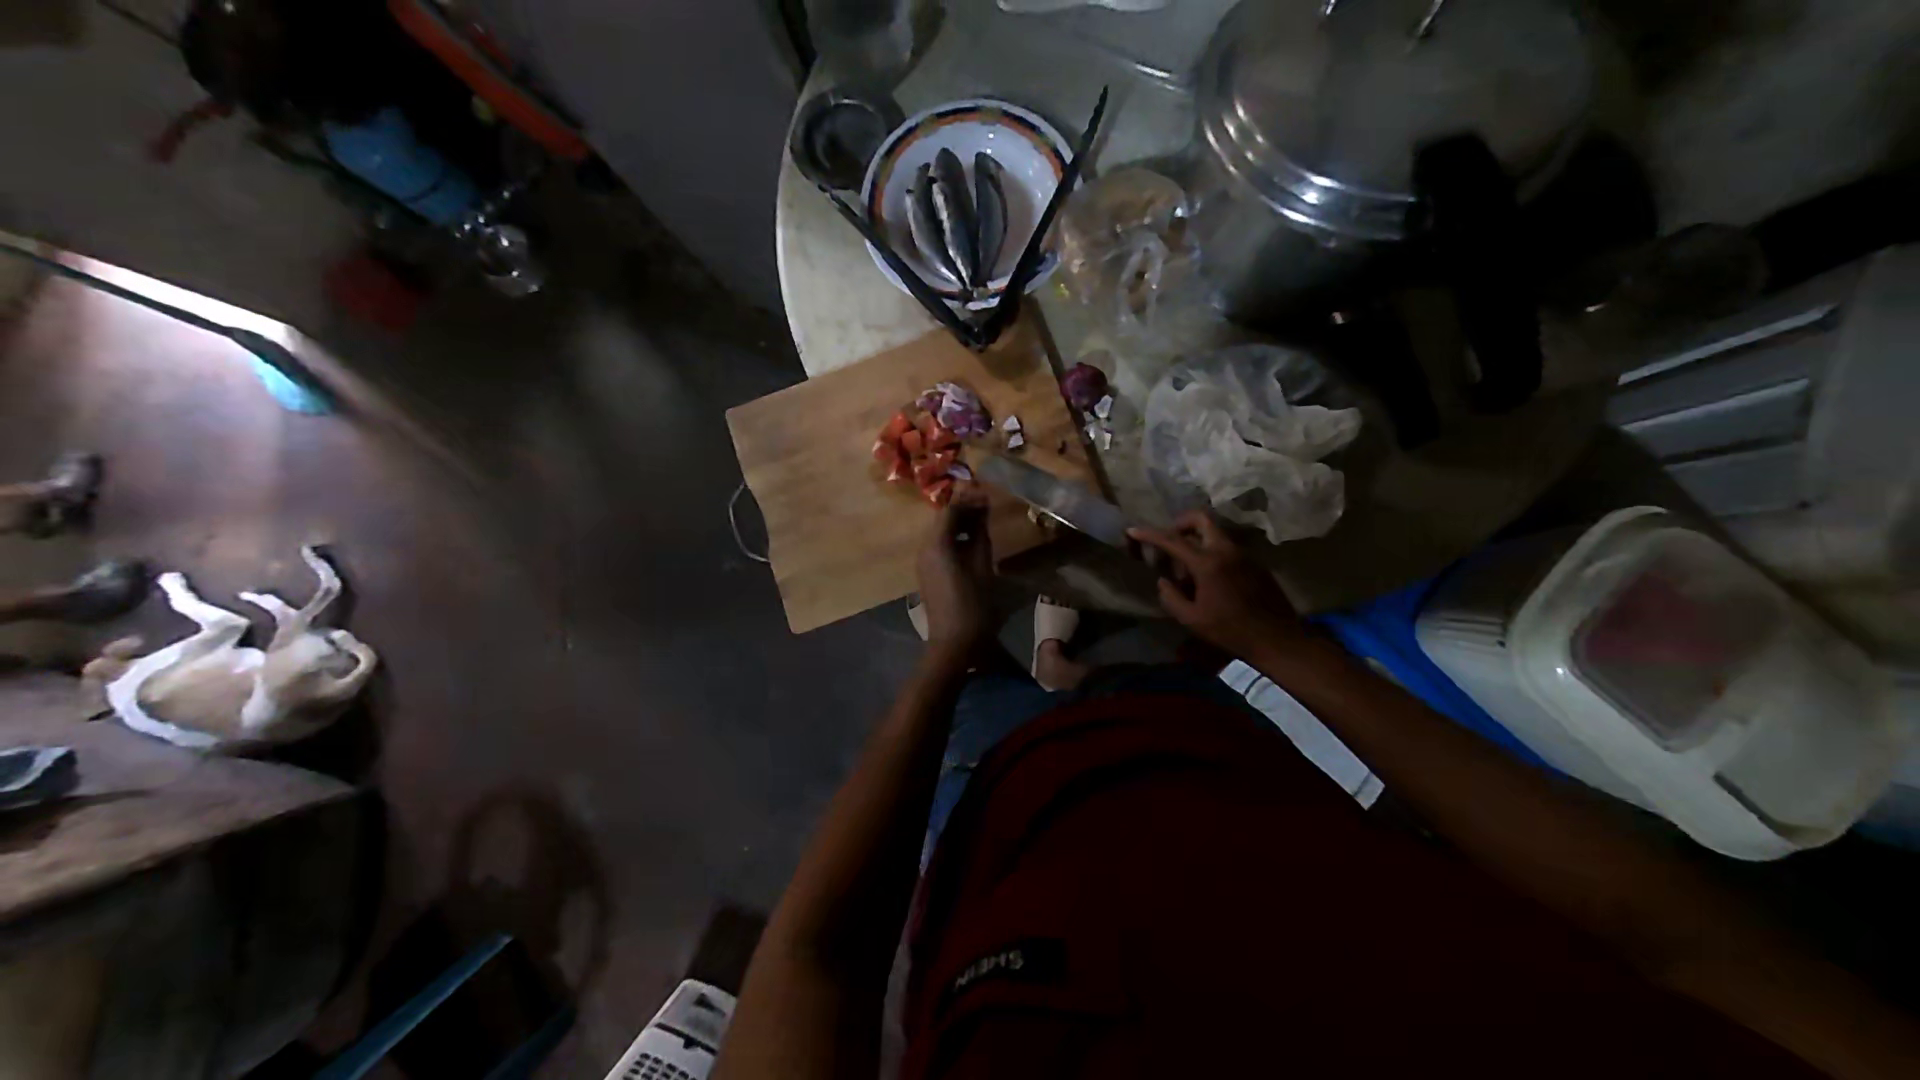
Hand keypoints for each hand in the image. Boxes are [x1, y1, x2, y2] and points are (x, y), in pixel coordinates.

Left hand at [916, 487, 995, 653]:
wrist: (955, 642)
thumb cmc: (974, 604)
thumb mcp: (982, 566)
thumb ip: (980, 534)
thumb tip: (982, 509)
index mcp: (937, 545)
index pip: (949, 510)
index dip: (969, 500)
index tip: (988, 495)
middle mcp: (924, 549)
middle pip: (942, 519)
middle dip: (963, 509)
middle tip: (987, 505)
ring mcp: (924, 562)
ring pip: (940, 533)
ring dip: (960, 523)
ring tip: (983, 521)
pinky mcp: (928, 574)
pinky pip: (940, 547)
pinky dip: (955, 538)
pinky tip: (973, 542)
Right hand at [1128, 511, 1306, 659]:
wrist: (1276, 638)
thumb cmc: (1230, 630)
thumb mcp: (1191, 619)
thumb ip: (1170, 596)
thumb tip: (1164, 581)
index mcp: (1207, 563)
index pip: (1172, 540)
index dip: (1149, 534)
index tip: (1133, 530)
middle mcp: (1226, 550)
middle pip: (1200, 519)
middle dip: (1179, 524)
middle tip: (1168, 542)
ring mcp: (1243, 554)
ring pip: (1214, 533)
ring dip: (1196, 541)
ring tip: (1187, 571)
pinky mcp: (1254, 562)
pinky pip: (1226, 548)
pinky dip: (1211, 553)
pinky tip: (1208, 580)